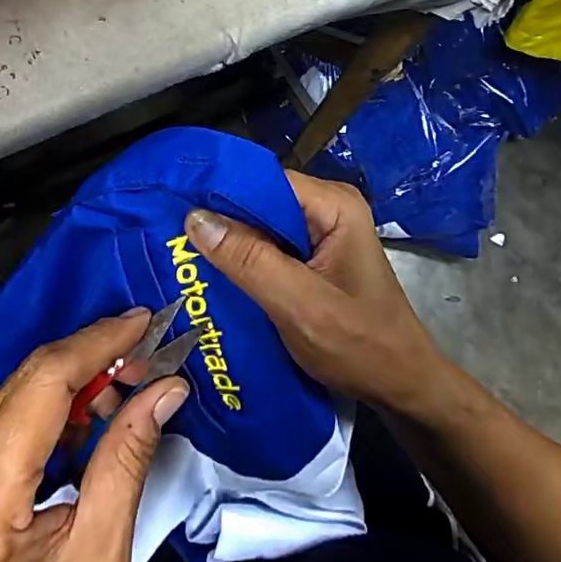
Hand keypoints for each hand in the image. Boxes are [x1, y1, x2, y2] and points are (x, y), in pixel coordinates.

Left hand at [0, 312, 190, 561]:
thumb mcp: (97, 558)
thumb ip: (127, 463)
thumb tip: (167, 388)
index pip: (43, 384)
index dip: (99, 342)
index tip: (146, 322)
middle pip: (29, 378)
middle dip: (97, 354)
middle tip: (152, 360)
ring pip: (19, 387)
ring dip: (79, 376)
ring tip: (129, 391)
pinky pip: (7, 411)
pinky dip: (57, 399)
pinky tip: (90, 417)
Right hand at [185, 172, 454, 414]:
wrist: (399, 380)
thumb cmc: (360, 344)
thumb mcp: (300, 305)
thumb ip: (251, 261)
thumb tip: (195, 217)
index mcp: (335, 206)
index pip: (266, 181)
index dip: (219, 193)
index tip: (167, 207)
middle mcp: (329, 208)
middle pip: (262, 201)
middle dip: (218, 220)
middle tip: (161, 238)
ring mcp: (323, 233)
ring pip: (263, 227)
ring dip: (227, 244)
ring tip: (174, 257)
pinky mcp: (315, 258)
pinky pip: (271, 249)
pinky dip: (244, 262)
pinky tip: (210, 277)